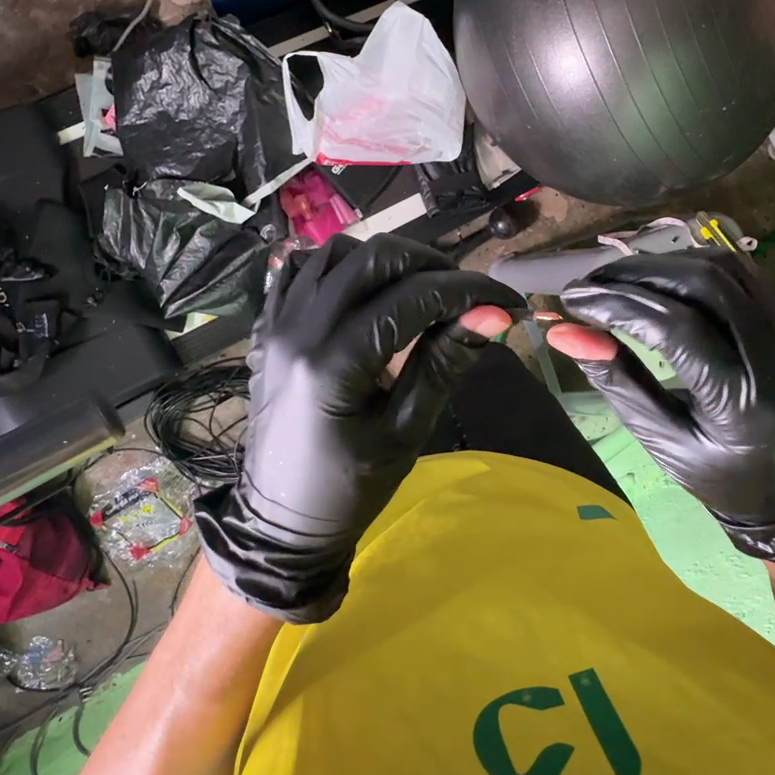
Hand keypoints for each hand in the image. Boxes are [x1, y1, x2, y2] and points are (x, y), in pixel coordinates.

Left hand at [194, 234, 522, 621]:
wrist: (280, 521)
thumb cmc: (350, 489)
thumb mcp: (407, 433)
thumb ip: (444, 364)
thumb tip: (495, 314)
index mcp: (333, 364)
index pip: (411, 298)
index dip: (467, 291)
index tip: (506, 302)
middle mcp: (299, 329)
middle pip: (372, 258)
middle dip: (430, 265)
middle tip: (464, 294)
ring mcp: (276, 324)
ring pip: (335, 253)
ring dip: (386, 261)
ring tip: (419, 290)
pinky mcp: (269, 328)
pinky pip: (301, 271)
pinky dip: (340, 267)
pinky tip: (366, 291)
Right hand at [547, 250, 774, 561]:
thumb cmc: (714, 470)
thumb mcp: (659, 437)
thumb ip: (617, 381)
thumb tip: (563, 332)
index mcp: (739, 402)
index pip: (675, 329)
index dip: (620, 306)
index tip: (573, 300)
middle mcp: (773, 359)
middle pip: (704, 285)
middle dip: (639, 274)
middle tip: (592, 282)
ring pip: (724, 270)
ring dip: (665, 263)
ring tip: (618, 277)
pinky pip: (742, 275)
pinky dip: (694, 265)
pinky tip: (659, 274)